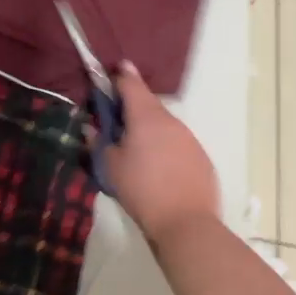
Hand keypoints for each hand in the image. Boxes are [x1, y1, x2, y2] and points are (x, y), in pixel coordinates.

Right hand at [103, 61, 220, 244]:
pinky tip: (159, 168)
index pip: (131, 84)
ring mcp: (190, 140)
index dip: (120, 75)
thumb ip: (99, 141)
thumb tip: (92, 128)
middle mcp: (171, 121)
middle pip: (148, 104)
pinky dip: (166, 147)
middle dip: (132, 106)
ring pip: (164, 125)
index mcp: (146, 117)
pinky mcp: (202, 159)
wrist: (187, 225)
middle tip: (116, 119)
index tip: (113, 69)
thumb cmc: (141, 189)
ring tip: (137, 149)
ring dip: (150, 129)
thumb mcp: (109, 165)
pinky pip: (178, 144)